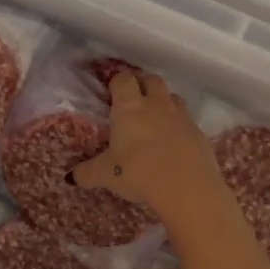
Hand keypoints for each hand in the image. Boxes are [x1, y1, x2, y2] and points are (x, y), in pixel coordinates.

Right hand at [71, 72, 223, 226]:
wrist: (188, 189)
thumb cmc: (139, 173)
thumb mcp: (105, 175)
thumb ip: (86, 173)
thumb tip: (70, 177)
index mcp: (129, 107)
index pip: (122, 79)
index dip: (115, 82)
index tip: (109, 93)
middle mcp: (156, 104)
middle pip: (151, 79)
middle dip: (141, 84)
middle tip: (131, 101)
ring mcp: (181, 117)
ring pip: (172, 96)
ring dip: (162, 101)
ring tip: (152, 119)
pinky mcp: (199, 133)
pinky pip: (186, 119)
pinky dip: (177, 124)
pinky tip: (171, 142)